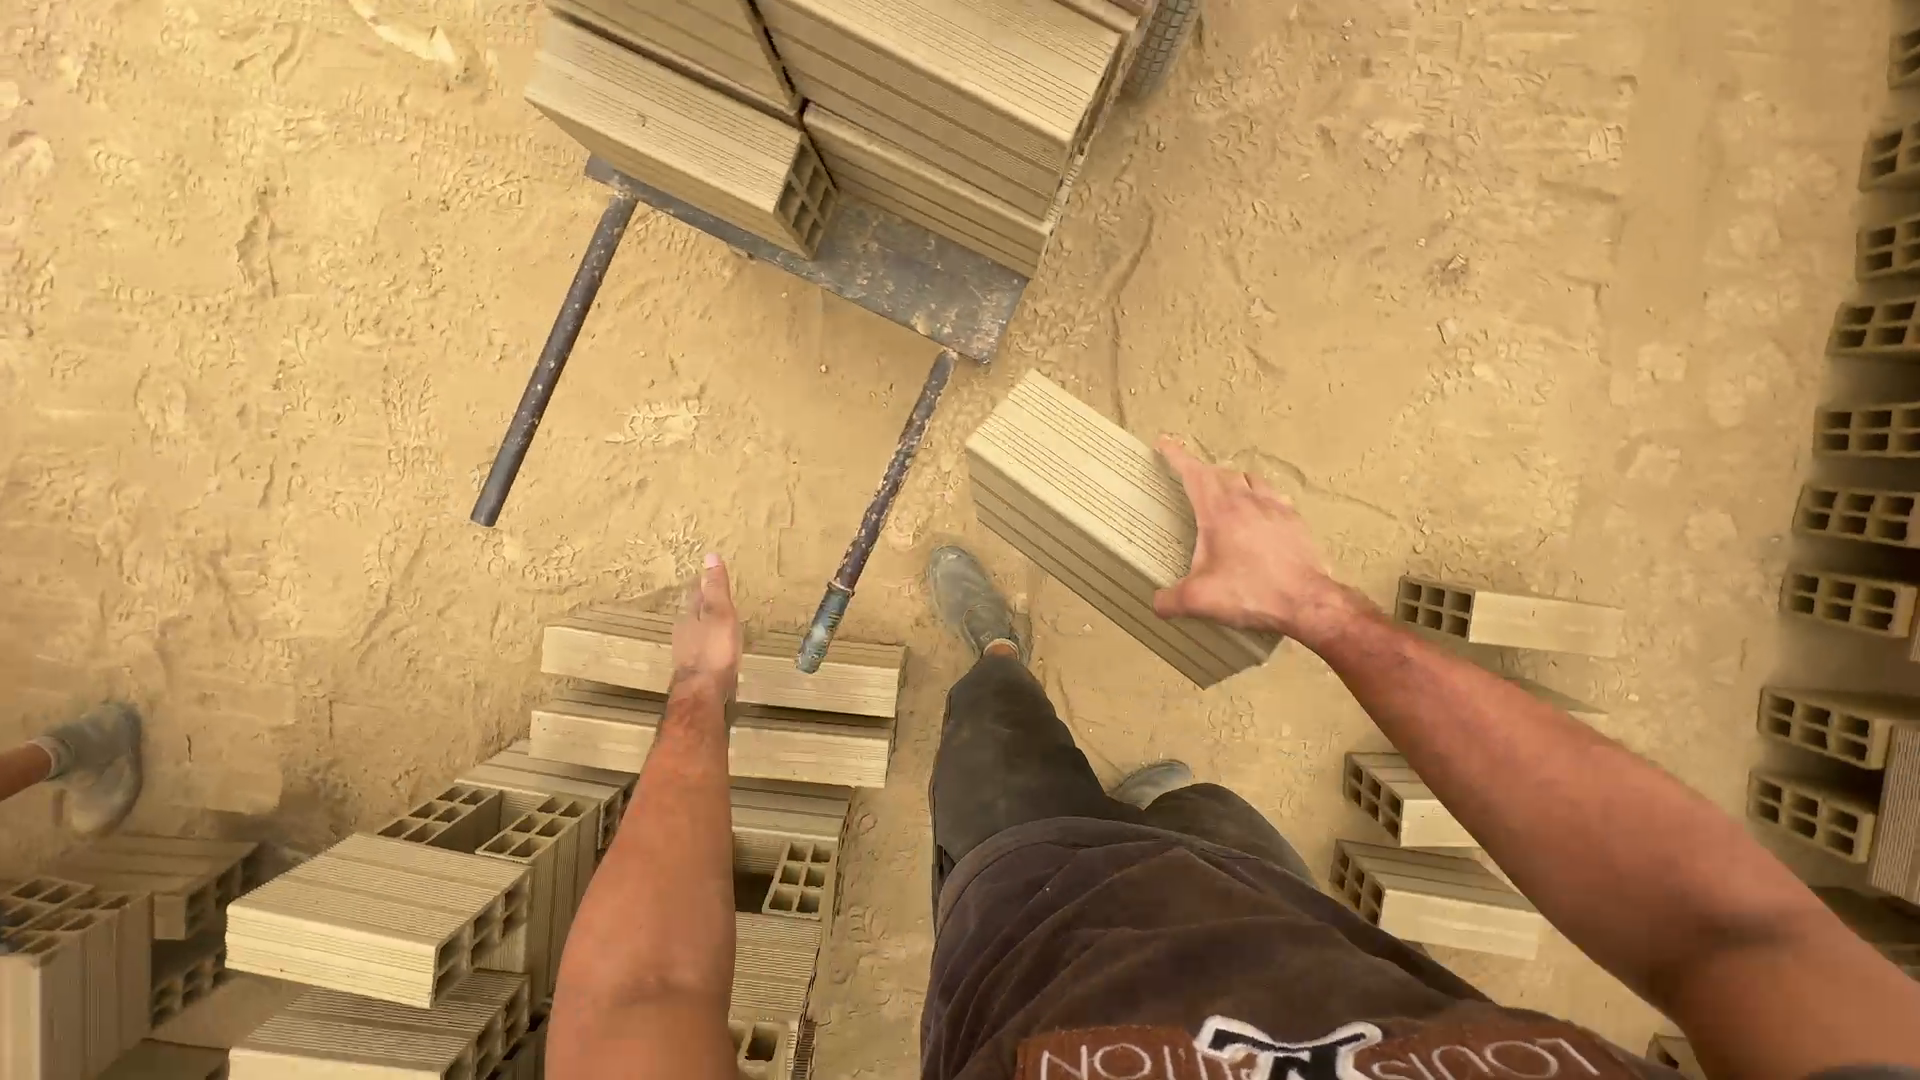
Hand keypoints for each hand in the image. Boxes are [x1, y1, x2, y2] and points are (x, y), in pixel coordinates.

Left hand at [671, 554, 741, 701]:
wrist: (702, 693)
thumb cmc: (714, 650)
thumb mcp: (719, 613)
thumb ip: (716, 588)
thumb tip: (710, 556)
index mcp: (690, 615)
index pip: (698, 592)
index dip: (706, 583)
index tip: (712, 575)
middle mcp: (684, 631)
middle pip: (695, 612)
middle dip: (704, 604)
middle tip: (716, 596)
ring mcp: (687, 652)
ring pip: (698, 631)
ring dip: (707, 624)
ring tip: (719, 621)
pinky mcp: (695, 669)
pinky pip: (703, 649)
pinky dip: (711, 644)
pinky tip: (718, 649)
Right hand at [1153, 437, 1351, 640]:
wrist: (1306, 602)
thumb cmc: (1250, 593)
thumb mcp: (1199, 600)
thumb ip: (1170, 600)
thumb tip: (1157, 604)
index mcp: (1218, 512)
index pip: (1193, 473)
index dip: (1176, 456)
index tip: (1164, 444)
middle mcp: (1247, 501)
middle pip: (1221, 473)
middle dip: (1202, 472)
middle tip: (1191, 480)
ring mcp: (1275, 508)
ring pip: (1250, 479)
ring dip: (1233, 480)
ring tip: (1226, 493)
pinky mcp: (1295, 521)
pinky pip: (1274, 496)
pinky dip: (1261, 496)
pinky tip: (1260, 511)